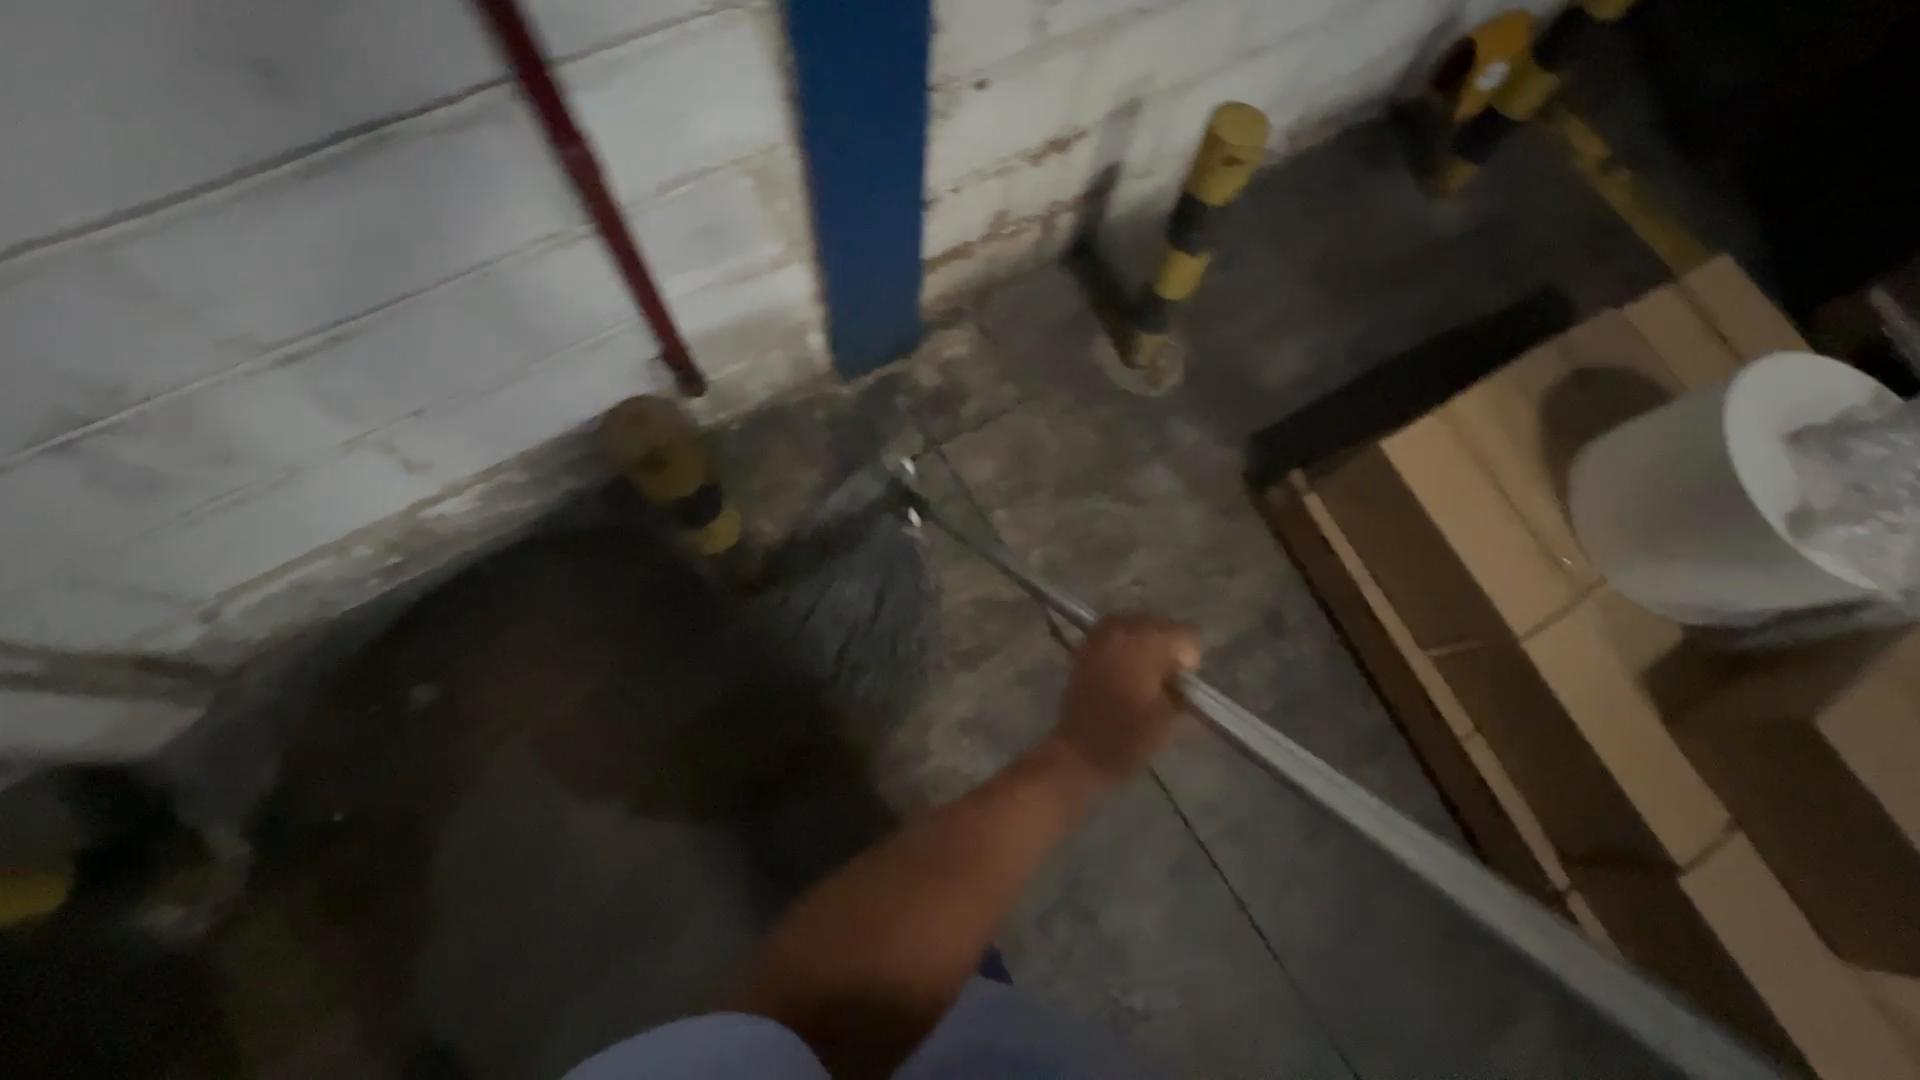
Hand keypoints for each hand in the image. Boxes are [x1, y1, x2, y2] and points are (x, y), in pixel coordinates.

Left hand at [1052, 612, 1200, 786]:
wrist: (1080, 752)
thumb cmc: (1129, 736)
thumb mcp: (1171, 717)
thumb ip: (1182, 689)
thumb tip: (1180, 678)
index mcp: (1149, 642)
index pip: (1186, 633)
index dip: (1189, 659)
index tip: (1182, 684)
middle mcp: (1123, 629)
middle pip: (1159, 623)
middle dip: (1167, 646)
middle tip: (1166, 678)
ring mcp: (1099, 636)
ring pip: (1133, 623)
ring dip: (1144, 641)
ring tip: (1144, 671)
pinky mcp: (1083, 648)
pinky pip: (1110, 633)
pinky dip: (1121, 644)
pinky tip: (1123, 667)